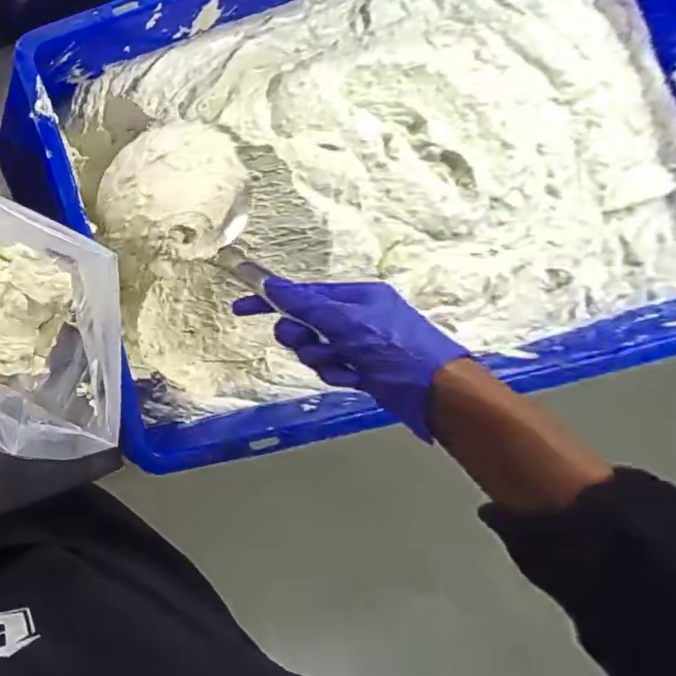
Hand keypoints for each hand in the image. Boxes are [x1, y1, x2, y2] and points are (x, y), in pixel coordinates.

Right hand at [232, 280, 468, 441]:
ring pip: (312, 349)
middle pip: (302, 324)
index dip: (270, 300)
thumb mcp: (345, 321)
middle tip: (310, 343)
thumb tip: (270, 284)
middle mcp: (354, 317)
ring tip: (343, 365)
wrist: (434, 390)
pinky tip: (355, 378)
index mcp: (355, 297)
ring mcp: (357, 343)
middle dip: (301, 338)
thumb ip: (304, 304)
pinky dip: (336, 374)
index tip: (240, 308)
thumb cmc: (395, 348)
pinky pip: (328, 368)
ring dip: (320, 359)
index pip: (302, 294)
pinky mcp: (358, 366)